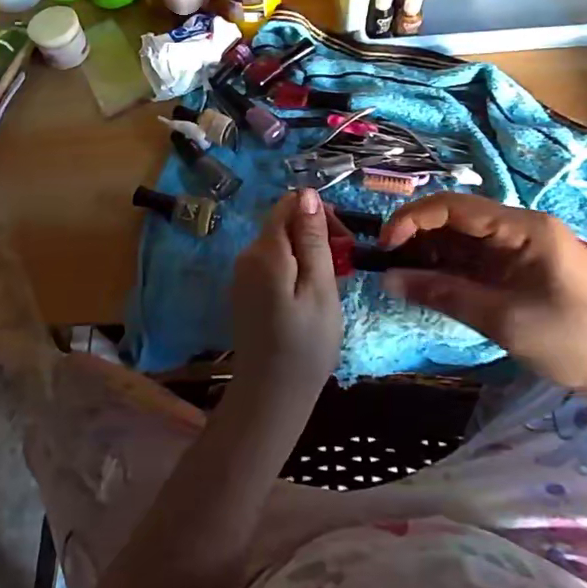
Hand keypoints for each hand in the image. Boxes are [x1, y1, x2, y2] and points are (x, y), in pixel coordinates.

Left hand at [230, 188, 345, 397]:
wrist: (270, 393)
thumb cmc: (305, 343)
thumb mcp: (319, 288)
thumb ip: (312, 239)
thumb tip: (307, 194)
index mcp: (265, 251)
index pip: (288, 205)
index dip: (318, 213)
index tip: (343, 243)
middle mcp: (246, 255)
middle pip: (283, 223)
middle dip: (315, 234)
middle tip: (344, 266)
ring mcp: (242, 275)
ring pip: (279, 244)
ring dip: (307, 253)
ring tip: (330, 284)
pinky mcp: (244, 292)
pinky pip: (271, 264)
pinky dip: (293, 269)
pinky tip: (309, 295)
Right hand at [379, 193, 586, 421]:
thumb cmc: (574, 340)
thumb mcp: (504, 319)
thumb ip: (443, 294)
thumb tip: (389, 279)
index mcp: (524, 228)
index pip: (455, 206)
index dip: (413, 219)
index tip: (385, 246)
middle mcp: (520, 230)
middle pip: (456, 219)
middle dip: (417, 237)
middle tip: (387, 266)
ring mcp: (520, 251)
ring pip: (461, 241)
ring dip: (429, 256)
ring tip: (401, 279)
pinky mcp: (518, 272)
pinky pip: (473, 262)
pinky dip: (447, 272)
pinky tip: (427, 286)